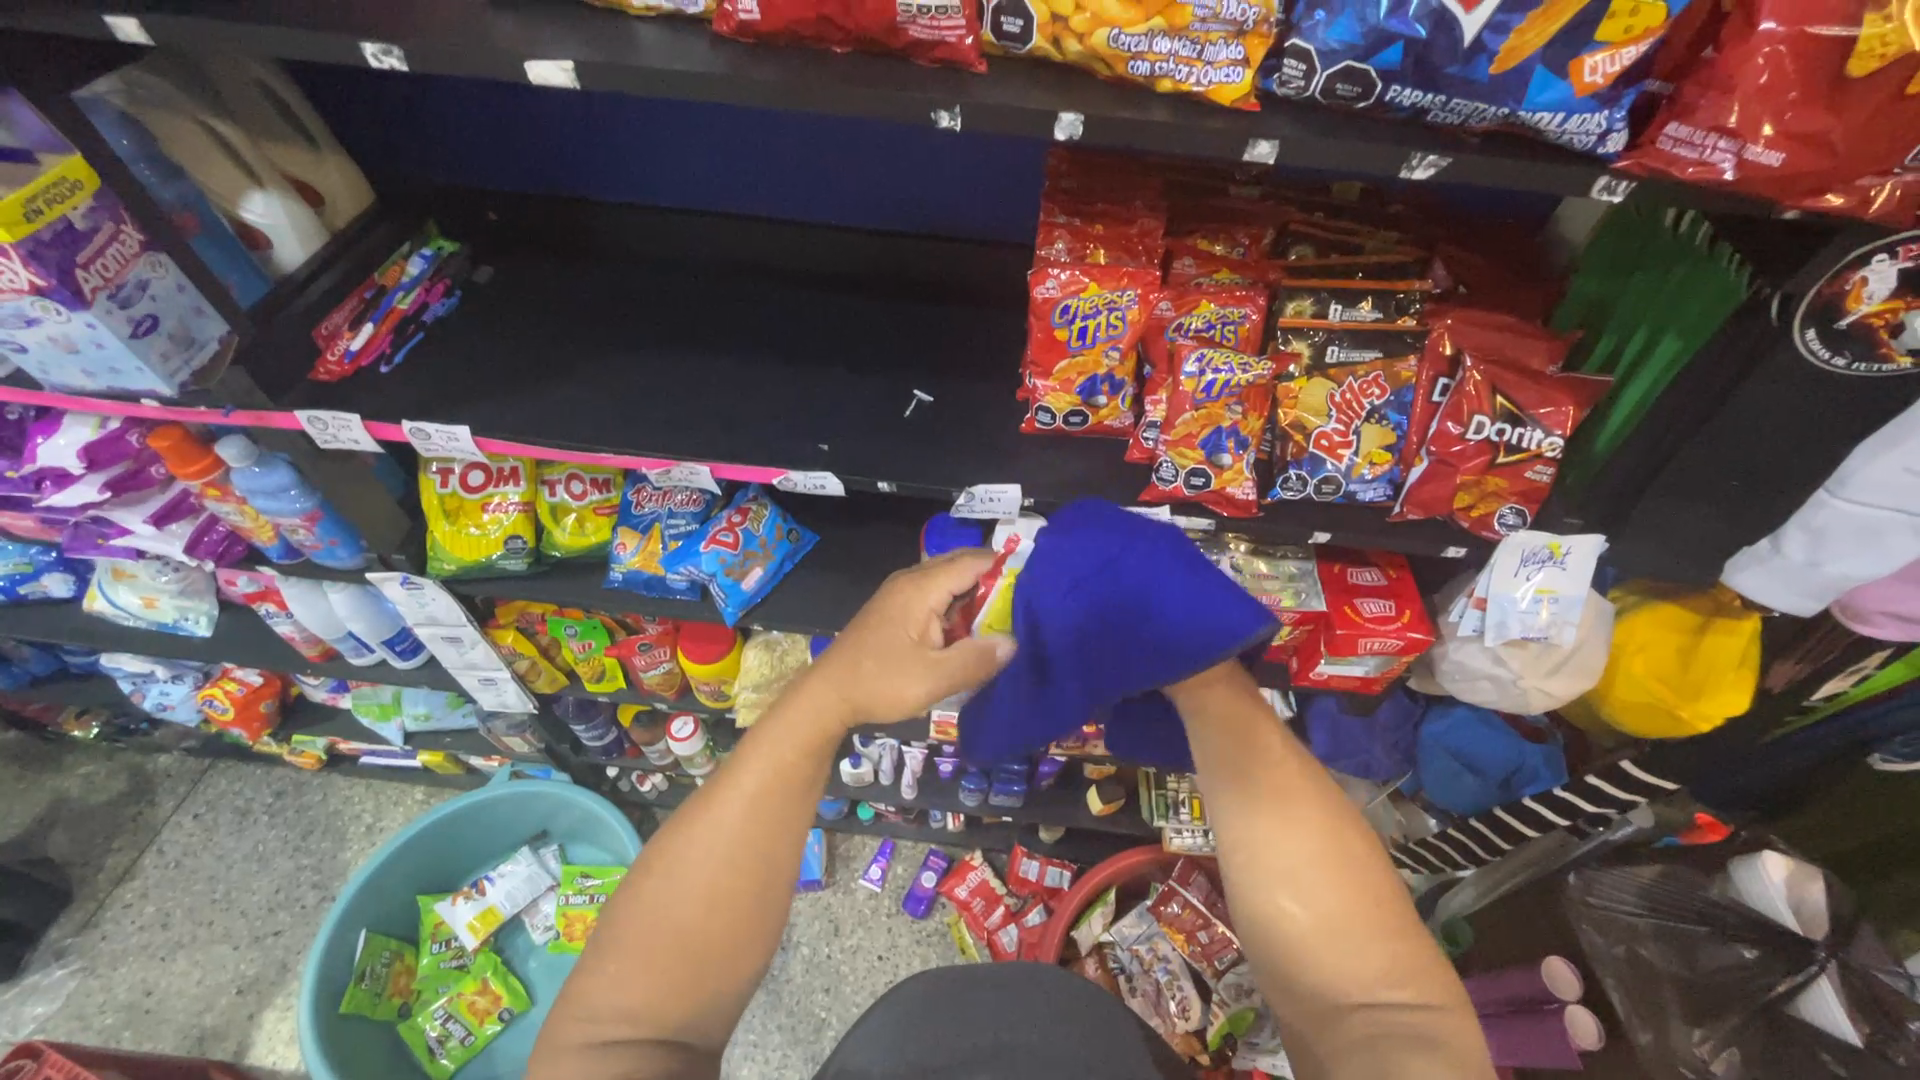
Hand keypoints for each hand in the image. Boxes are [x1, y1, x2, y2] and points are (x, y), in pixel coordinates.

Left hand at [799, 550, 1016, 727]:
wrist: (828, 696)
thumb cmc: (880, 683)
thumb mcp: (934, 678)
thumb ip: (976, 659)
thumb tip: (1013, 643)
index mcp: (921, 587)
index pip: (974, 561)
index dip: (1006, 569)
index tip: (1036, 585)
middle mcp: (911, 581)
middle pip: (961, 567)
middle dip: (993, 582)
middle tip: (1024, 605)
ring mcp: (900, 595)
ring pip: (948, 583)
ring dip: (974, 598)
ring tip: (1004, 620)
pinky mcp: (895, 611)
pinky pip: (934, 598)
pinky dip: (956, 609)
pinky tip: (969, 634)